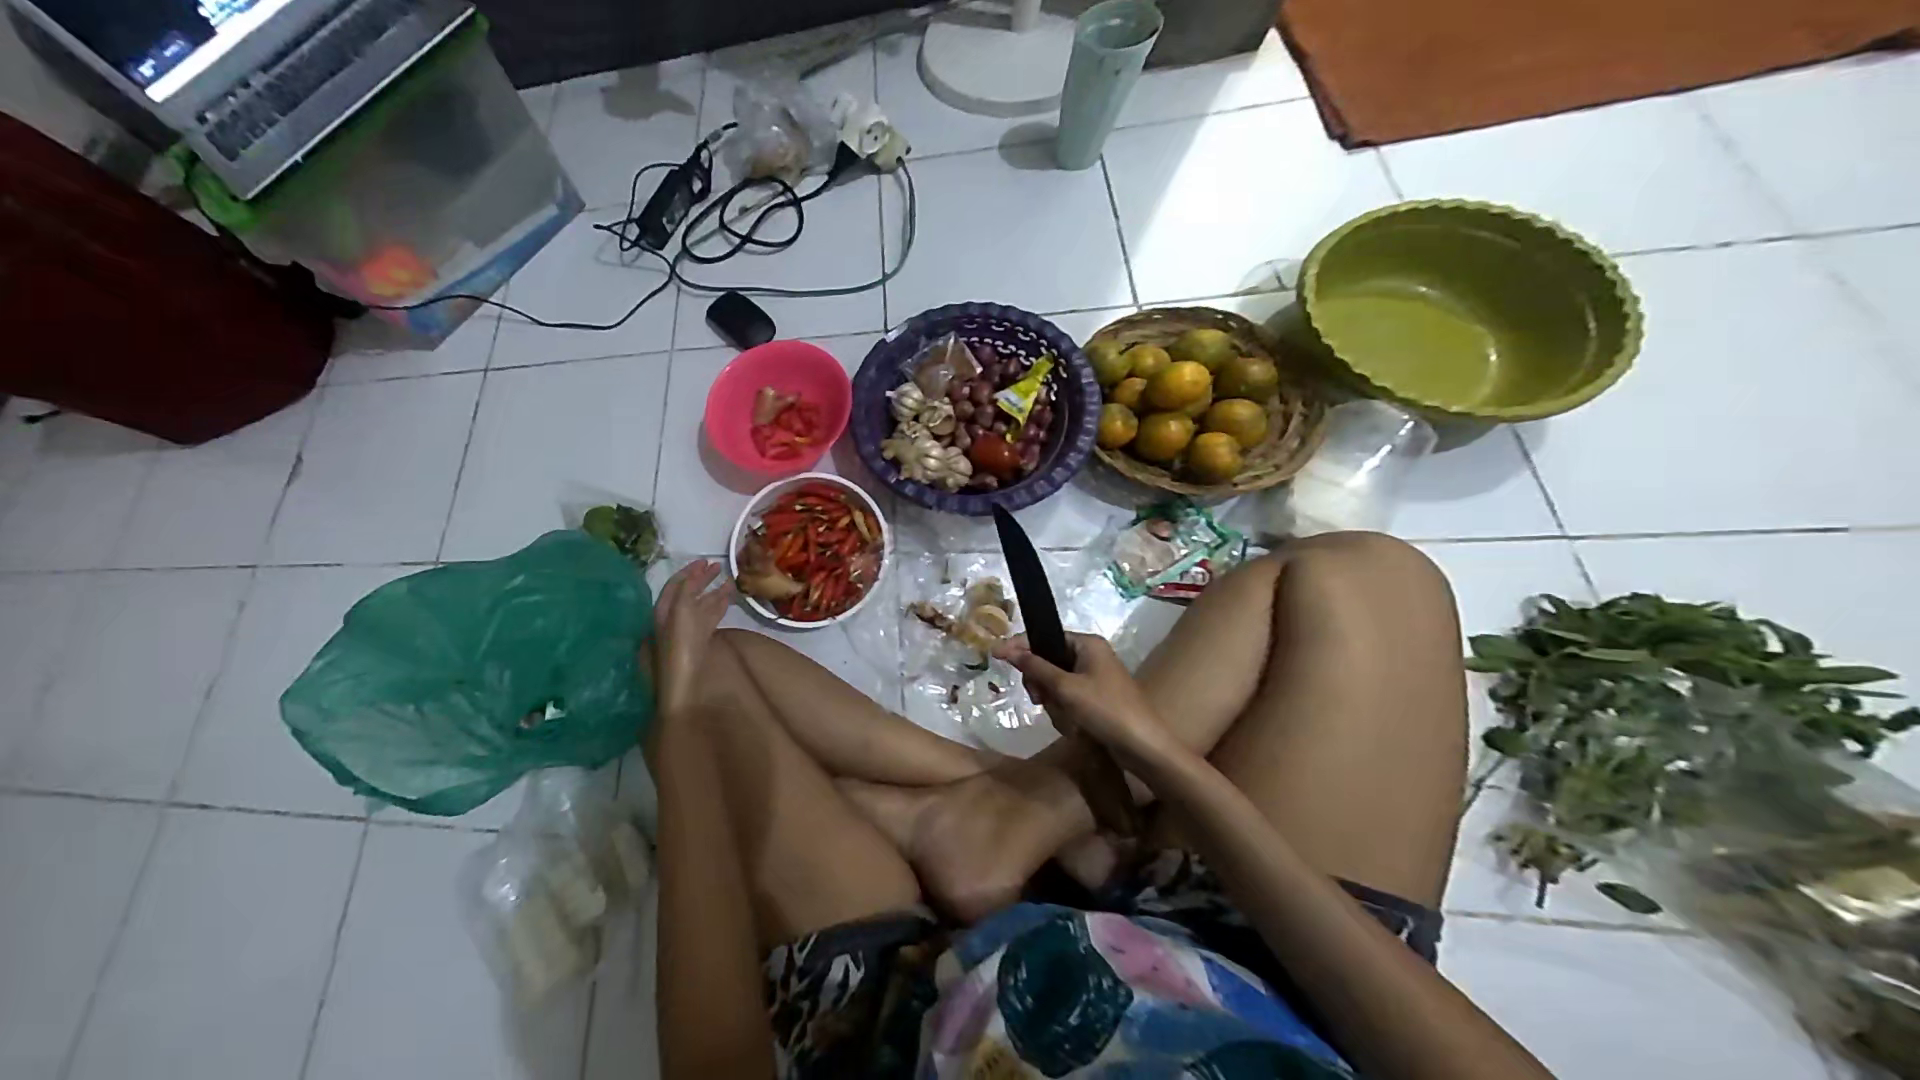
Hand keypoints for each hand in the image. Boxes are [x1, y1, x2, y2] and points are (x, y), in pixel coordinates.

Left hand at [652, 559, 733, 717]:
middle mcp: (674, 616)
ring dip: (714, 590)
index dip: (690, 570)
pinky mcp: (700, 638)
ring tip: (728, 580)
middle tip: (718, 566)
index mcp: (665, 608)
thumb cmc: (679, 642)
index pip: (677, 583)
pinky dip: (720, 605)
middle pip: (689, 591)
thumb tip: (697, 574)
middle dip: (702, 578)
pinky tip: (729, 599)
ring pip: (702, 603)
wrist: (683, 679)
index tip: (706, 560)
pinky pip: (710, 615)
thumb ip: (688, 589)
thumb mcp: (681, 609)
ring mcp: (688, 628)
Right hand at [995, 632, 1187, 775]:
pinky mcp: (1096, 699)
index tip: (996, 655)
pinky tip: (1072, 726)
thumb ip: (1036, 667)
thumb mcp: (1066, 688)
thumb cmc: (1106, 710)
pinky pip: (1067, 699)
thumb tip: (1007, 649)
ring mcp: (1094, 678)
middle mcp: (1091, 656)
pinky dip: (1064, 711)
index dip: (1021, 646)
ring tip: (1063, 716)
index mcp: (1088, 644)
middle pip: (1048, 660)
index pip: (1046, 636)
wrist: (1143, 746)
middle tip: (1039, 699)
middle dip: (1041, 681)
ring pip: (1055, 683)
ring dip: (1053, 701)